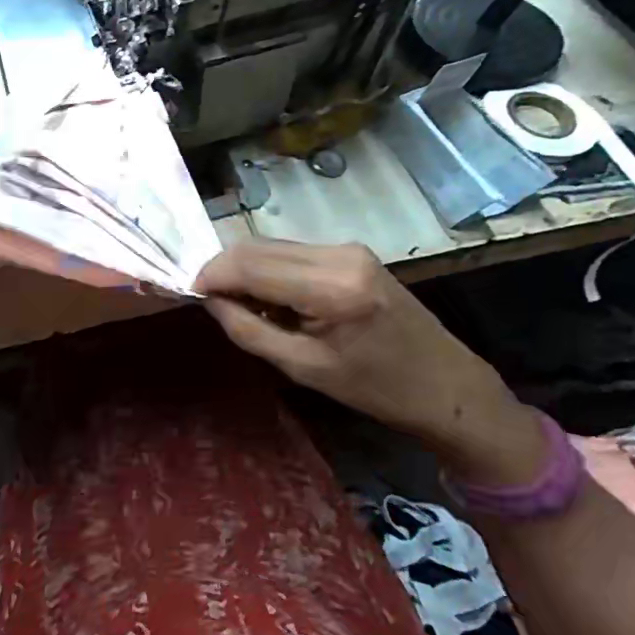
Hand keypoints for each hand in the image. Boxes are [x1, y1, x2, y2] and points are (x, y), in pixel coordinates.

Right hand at [195, 240, 543, 482]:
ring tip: (241, 305)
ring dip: (246, 269)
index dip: (210, 275)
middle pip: (256, 246)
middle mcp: (337, 254)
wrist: (445, 385)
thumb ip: (248, 329)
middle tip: (209, 301)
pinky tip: (271, 298)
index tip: (188, 294)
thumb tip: (208, 300)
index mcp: (329, 286)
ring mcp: (347, 248)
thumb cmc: (375, 388)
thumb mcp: (302, 368)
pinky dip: (270, 269)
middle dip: (224, 269)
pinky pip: (292, 252)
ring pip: (272, 245)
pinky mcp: (351, 252)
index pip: (248, 263)